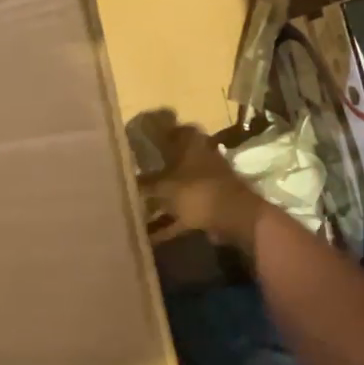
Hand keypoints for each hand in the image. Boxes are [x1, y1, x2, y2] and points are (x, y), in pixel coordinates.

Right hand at [139, 124, 269, 245]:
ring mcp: (209, 181)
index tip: (142, 141)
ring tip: (141, 207)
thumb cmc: (195, 191)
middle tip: (137, 175)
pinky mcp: (213, 204)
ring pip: (181, 186)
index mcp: (191, 143)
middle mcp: (202, 157)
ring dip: (164, 197)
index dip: (158, 134)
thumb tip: (129, 180)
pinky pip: (186, 210)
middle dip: (158, 168)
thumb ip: (145, 184)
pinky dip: (171, 220)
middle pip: (176, 159)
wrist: (234, 217)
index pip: (174, 130)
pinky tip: (153, 234)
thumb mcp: (162, 187)